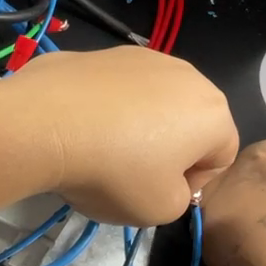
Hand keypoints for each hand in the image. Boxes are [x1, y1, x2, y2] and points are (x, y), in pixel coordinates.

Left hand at [0, 47, 238, 226]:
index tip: (154, 197)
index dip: (191, 185)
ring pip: (145, 104)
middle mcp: (185, 74)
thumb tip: (169, 183)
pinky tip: (70, 131)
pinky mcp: (96, 55)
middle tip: (121, 178)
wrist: (44, 125)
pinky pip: (105, 93)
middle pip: (183, 124)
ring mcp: (138, 58)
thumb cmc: (113, 172)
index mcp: (212, 112)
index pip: (221, 156)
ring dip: (127, 130)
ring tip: (92, 154)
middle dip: (159, 153)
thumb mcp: (157, 210)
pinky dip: (95, 112)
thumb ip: (178, 200)